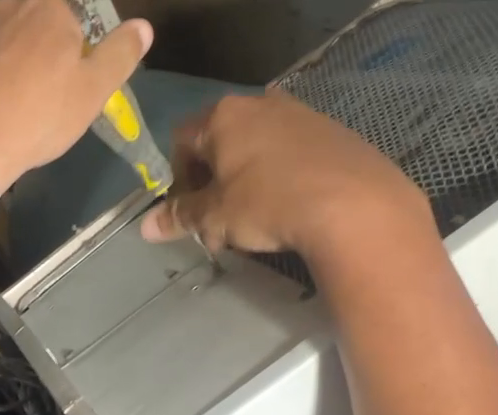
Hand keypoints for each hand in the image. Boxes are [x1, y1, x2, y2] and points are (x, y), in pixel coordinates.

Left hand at [0, 0, 152, 192]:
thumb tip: (143, 27)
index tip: (66, 75)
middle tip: (35, 91)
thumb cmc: (38, 117)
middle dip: (36, 47)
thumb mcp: (91, 93)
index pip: (69, 17)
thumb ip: (119, 54)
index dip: (70, 46)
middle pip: (30, 19)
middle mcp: (8, 1)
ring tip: (5, 98)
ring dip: (4, 56)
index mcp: (49, 5)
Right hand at [140, 90, 429, 257]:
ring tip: (253, 222)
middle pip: (220, 143)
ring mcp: (299, 114)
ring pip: (255, 150)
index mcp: (224, 116)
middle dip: (212, 183)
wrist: (352, 204)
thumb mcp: (216, 217)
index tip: (189, 211)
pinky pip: (288, 155)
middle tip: (218, 222)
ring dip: (244, 183)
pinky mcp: (330, 133)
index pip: (182, 141)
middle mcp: (260, 104)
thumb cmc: (268, 204)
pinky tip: (287, 210)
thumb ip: (180, 217)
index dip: (178, 179)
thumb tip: (145, 226)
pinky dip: (278, 180)